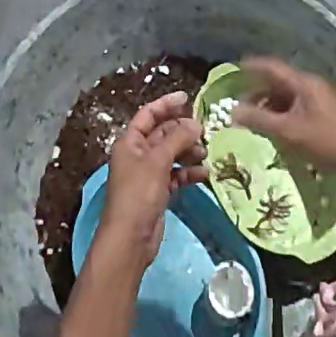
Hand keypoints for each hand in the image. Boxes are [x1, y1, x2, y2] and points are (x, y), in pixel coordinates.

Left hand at [100, 92, 207, 268]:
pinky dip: (189, 172)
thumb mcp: (158, 161)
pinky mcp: (158, 191)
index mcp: (130, 141)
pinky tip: (204, 173)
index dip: (166, 104)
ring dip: (188, 151)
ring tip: (205, 152)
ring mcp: (148, 173)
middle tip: (204, 129)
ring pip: (172, 154)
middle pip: (162, 133)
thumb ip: (177, 139)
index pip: (148, 114)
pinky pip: (176, 174)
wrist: (130, 238)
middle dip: (182, 130)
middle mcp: (138, 154)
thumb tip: (196, 124)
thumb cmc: (138, 193)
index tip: (187, 97)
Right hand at [231, 57, 335, 176]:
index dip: (252, 66)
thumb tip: (233, 111)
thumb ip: (259, 119)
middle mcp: (312, 85)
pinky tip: (275, 129)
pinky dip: (282, 113)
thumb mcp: (287, 132)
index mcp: (304, 83)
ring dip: (270, 105)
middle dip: (258, 92)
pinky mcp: (325, 113)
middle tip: (239, 105)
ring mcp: (320, 99)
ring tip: (254, 120)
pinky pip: (297, 106)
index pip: (273, 67)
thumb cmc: (325, 142)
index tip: (235, 68)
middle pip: (279, 82)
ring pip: (288, 96)